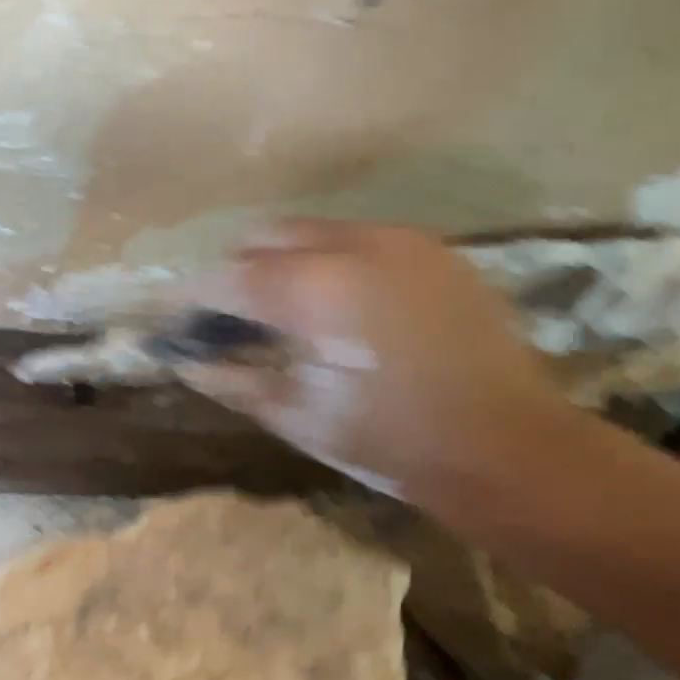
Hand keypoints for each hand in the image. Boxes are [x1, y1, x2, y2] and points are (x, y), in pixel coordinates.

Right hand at [176, 219, 571, 501]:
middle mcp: (357, 245)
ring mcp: (403, 242)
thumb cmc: (388, 440)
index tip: (174, 319)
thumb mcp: (296, 416)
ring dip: (284, 264)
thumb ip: (232, 380)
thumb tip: (187, 364)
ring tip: (280, 315)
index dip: (194, 298)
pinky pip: (360, 242)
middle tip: (226, 318)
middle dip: (237, 271)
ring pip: (316, 232)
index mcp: (317, 289)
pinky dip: (330, 265)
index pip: (231, 277)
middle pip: (269, 236)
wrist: (505, 447)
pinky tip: (335, 311)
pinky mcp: (434, 253)